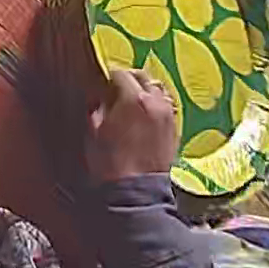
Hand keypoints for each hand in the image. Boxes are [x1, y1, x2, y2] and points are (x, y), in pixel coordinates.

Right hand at [87, 68, 178, 183]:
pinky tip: (144, 115)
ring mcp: (168, 115)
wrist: (136, 194)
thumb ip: (97, 108)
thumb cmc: (111, 164)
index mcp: (133, 98)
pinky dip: (155, 104)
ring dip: (144, 90)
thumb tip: (99, 98)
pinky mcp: (174, 129)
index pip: (121, 73)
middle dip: (128, 79)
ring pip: (157, 89)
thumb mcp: (94, 132)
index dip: (109, 76)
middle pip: (142, 76)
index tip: (102, 81)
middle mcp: (155, 101)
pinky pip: (166, 106)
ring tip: (132, 100)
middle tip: (116, 88)